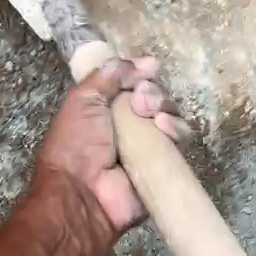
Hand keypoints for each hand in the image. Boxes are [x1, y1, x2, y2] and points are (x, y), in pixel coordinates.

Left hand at [33, 56, 188, 238]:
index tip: (140, 76)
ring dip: (167, 110)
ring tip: (152, 117)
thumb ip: (110, 75)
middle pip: (157, 101)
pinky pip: (179, 147)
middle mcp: (128, 129)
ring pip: (172, 120)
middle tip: (140, 103)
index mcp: (107, 111)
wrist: (80, 193)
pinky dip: (176, 132)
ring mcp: (147, 150)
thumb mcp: (83, 99)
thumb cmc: (75, 145)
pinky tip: (164, 130)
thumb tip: (147, 62)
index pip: (136, 86)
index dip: (141, 77)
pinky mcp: (163, 169)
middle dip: (154, 94)